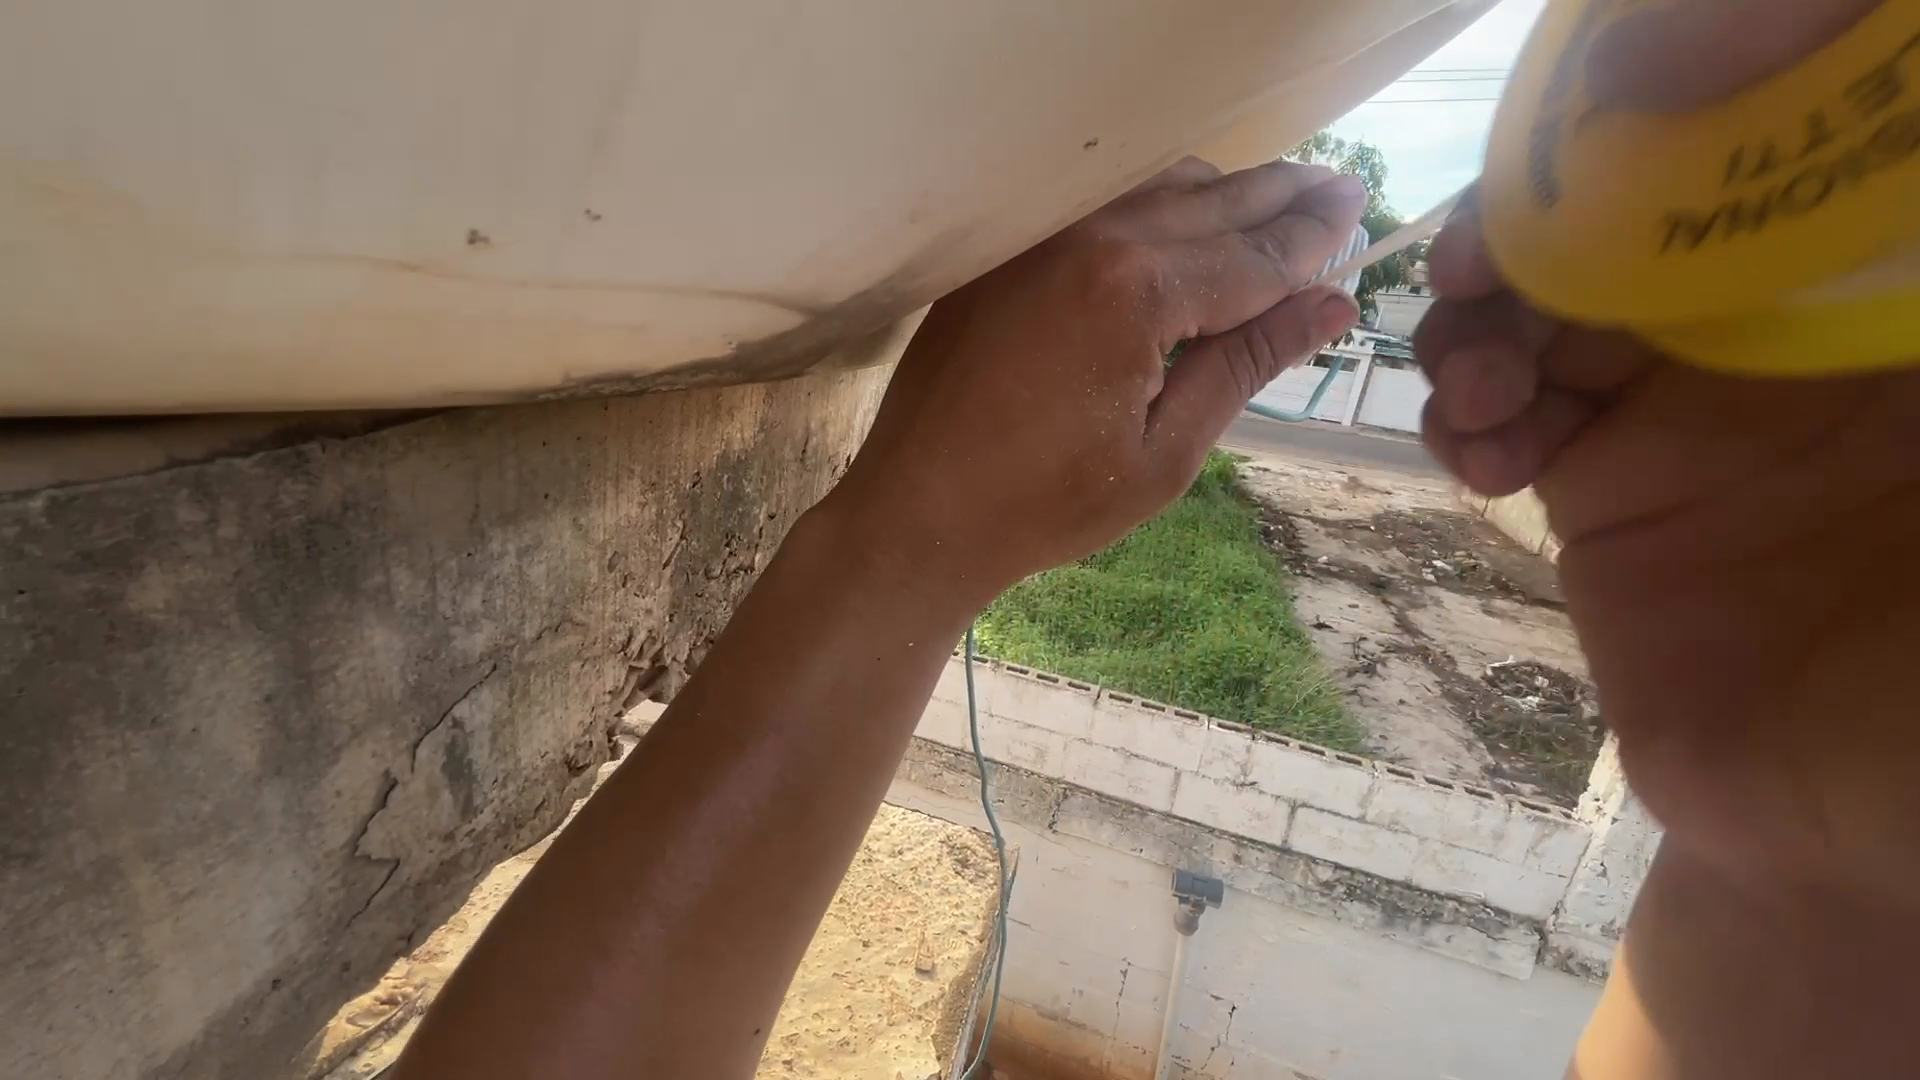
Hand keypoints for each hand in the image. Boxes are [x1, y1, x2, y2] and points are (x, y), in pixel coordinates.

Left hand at [820, 157, 1364, 607]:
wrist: (921, 513)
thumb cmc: (1044, 506)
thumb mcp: (1164, 454)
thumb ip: (1244, 366)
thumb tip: (1328, 307)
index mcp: (1134, 293)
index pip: (1251, 255)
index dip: (1310, 242)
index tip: (1357, 221)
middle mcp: (1085, 241)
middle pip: (1210, 203)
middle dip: (1280, 199)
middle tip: (1336, 195)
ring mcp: (1032, 242)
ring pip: (1151, 191)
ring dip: (1217, 195)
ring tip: (1267, 207)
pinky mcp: (997, 260)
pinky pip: (1093, 210)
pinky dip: (1149, 206)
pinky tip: (1174, 224)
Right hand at [1416, 202, 1919, 905]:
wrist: (1858, 818)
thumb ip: (1890, 298)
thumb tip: (1825, 161)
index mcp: (1883, 294)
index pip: (1750, 166)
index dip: (1643, 147)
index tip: (1561, 179)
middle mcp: (1769, 333)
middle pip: (1613, 236)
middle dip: (1522, 245)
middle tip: (1463, 279)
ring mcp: (1670, 414)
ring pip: (1533, 322)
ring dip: (1475, 341)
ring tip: (1482, 404)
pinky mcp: (1590, 487)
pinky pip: (1496, 422)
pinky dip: (1463, 427)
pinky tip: (1480, 469)